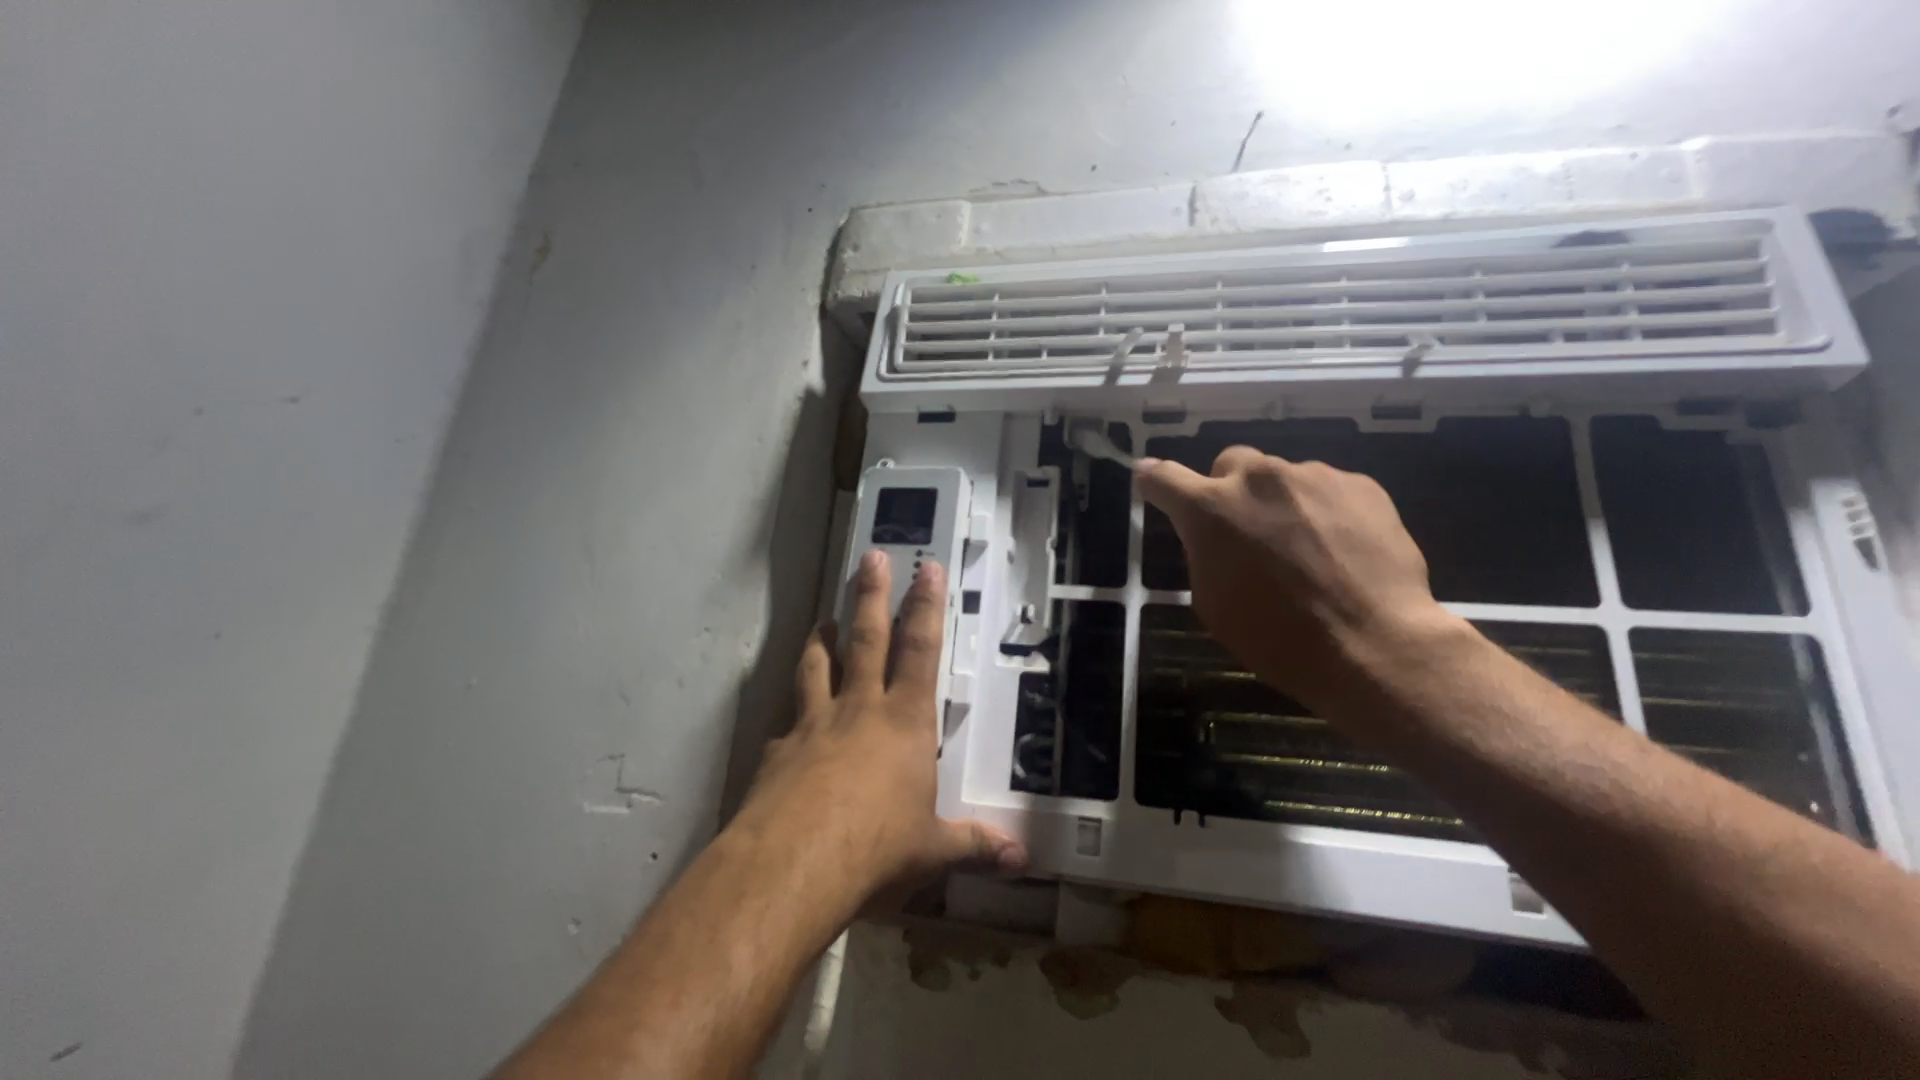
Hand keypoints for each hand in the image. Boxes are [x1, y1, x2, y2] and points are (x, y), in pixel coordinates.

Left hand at [727, 551, 1026, 913]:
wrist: (794, 864)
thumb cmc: (878, 849)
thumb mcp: (933, 851)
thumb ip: (974, 847)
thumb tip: (1021, 862)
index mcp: (904, 722)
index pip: (920, 650)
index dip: (926, 607)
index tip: (927, 567)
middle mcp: (857, 711)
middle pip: (865, 639)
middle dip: (871, 595)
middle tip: (871, 557)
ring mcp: (812, 726)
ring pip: (816, 666)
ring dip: (821, 640)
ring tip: (821, 620)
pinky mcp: (776, 753)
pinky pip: (787, 722)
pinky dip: (791, 715)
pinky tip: (786, 726)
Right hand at [1136, 447, 1461, 714]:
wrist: (1373, 646)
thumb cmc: (1278, 637)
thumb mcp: (1213, 603)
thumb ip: (1203, 552)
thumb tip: (1207, 533)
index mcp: (1211, 511)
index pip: (1163, 477)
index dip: (1153, 480)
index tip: (1150, 482)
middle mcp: (1258, 478)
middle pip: (1230, 463)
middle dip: (1230, 490)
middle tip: (1246, 531)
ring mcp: (1313, 476)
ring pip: (1283, 477)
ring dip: (1281, 503)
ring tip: (1306, 550)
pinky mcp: (1360, 484)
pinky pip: (1328, 489)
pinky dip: (1325, 512)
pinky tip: (1342, 551)